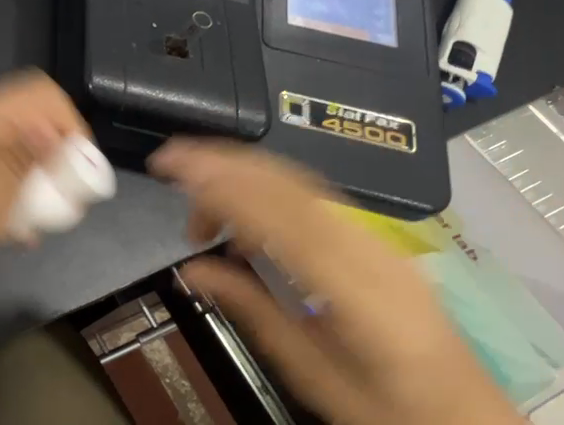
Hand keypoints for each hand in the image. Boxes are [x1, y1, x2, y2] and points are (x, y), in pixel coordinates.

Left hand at [0, 73, 84, 319]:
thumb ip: (29, 162)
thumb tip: (57, 134)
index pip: (44, 95)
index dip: (71, 126)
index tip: (79, 168)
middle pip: (26, 110)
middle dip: (51, 148)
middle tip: (61, 192)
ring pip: (6, 129)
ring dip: (27, 163)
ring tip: (35, 213)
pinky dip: (3, 167)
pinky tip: (6, 213)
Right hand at [149, 139, 525, 424]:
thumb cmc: (395, 414)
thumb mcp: (319, 379)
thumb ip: (256, 314)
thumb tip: (193, 269)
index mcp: (359, 291)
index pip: (278, 215)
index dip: (220, 183)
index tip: (170, 170)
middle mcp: (372, 252)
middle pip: (287, 183)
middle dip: (222, 163)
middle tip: (168, 167)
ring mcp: (380, 242)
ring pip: (300, 181)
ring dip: (241, 170)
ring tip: (194, 185)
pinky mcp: (379, 243)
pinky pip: (314, 196)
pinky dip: (267, 184)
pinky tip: (242, 206)